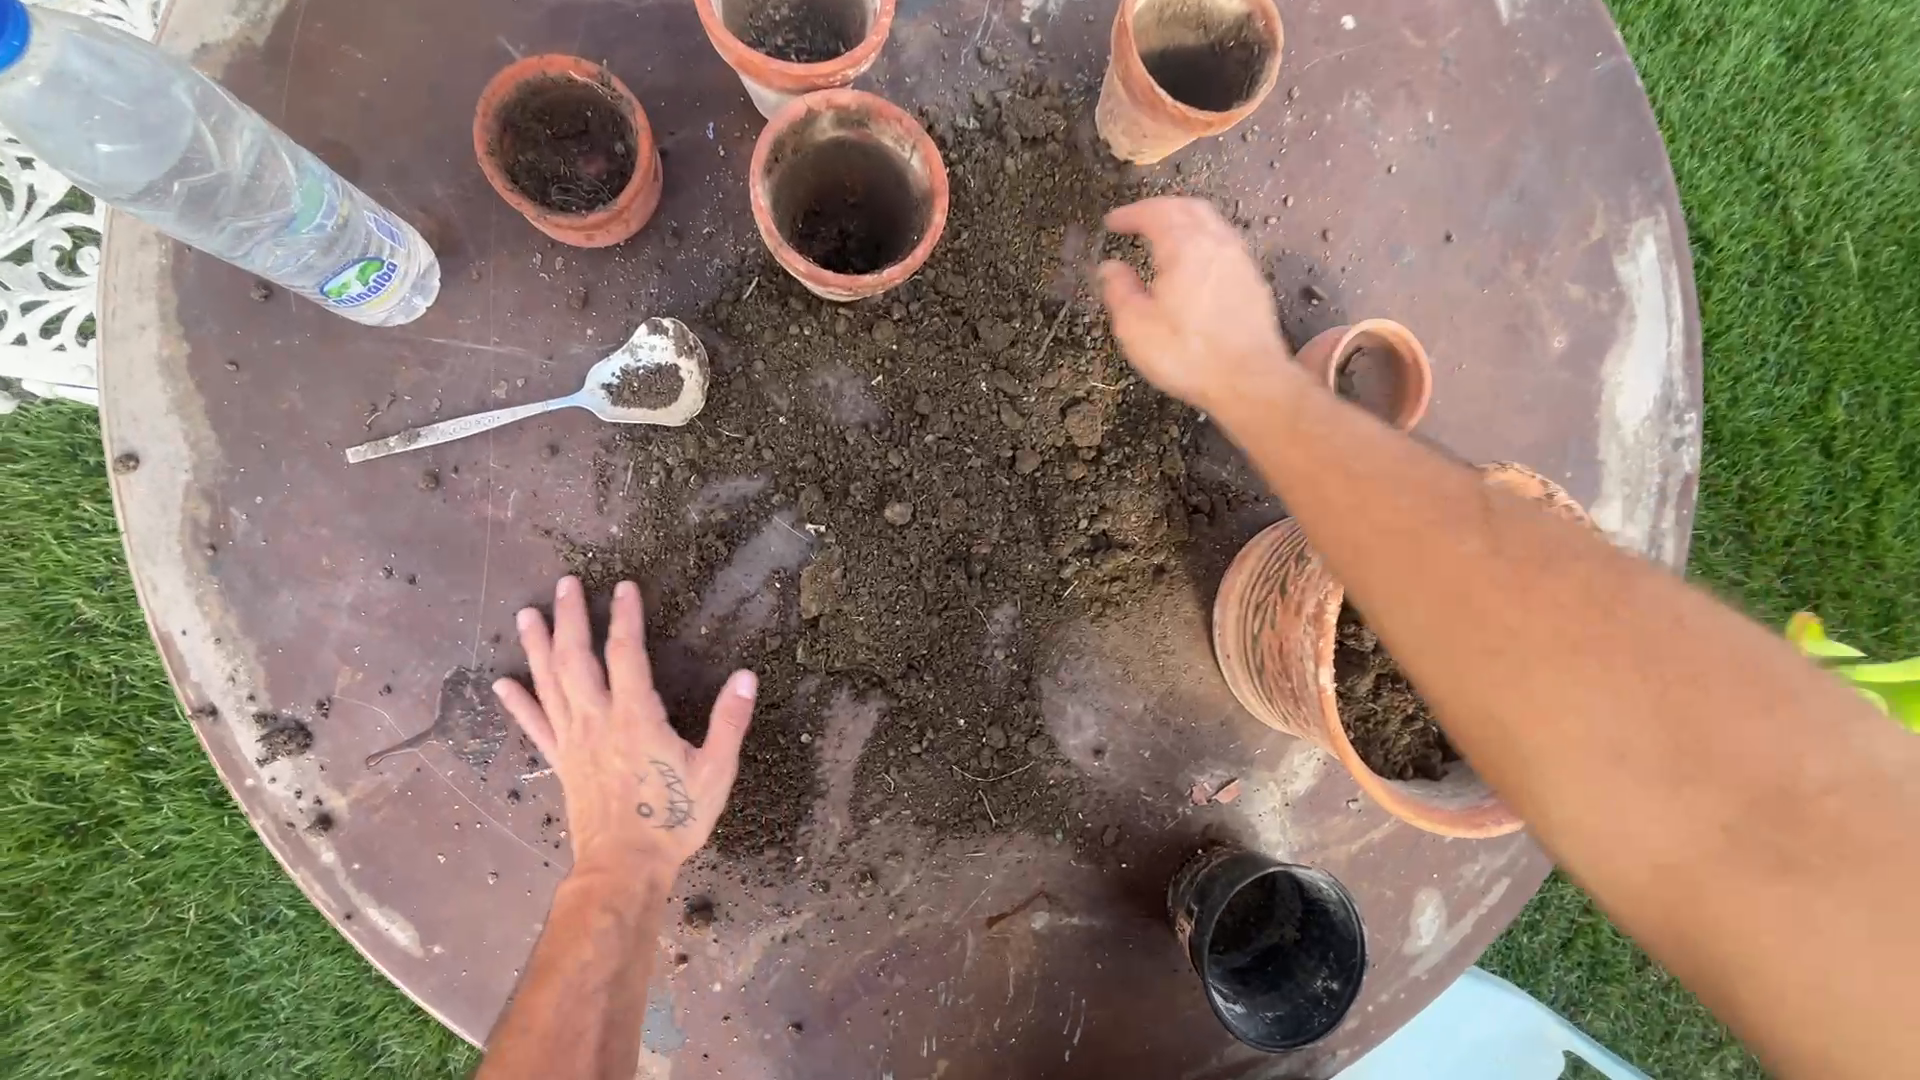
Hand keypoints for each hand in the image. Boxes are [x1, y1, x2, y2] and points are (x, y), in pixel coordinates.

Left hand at [492, 576, 756, 875]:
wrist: (624, 868)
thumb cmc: (674, 819)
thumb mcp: (716, 771)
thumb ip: (730, 721)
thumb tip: (747, 676)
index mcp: (636, 718)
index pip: (626, 655)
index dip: (625, 617)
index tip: (623, 587)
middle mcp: (597, 721)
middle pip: (577, 660)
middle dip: (571, 619)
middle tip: (565, 584)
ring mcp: (573, 742)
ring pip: (550, 684)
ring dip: (538, 647)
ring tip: (527, 613)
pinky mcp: (561, 763)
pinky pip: (536, 726)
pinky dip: (518, 703)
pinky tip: (502, 683)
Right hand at [1098, 197, 1299, 417]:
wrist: (1246, 380)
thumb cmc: (1189, 356)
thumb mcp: (1136, 327)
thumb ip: (1119, 290)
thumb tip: (1110, 269)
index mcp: (1184, 248)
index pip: (1155, 213)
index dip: (1131, 214)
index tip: (1114, 221)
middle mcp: (1216, 245)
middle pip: (1188, 208)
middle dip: (1160, 208)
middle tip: (1139, 219)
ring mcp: (1239, 261)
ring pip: (1211, 224)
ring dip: (1185, 221)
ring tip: (1165, 236)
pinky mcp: (1252, 282)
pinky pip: (1225, 246)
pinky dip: (1203, 242)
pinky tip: (1194, 263)